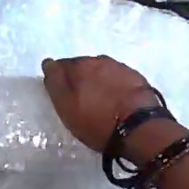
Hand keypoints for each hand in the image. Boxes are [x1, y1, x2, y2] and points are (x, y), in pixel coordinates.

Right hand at [41, 56, 165, 152]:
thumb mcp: (66, 108)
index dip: (57, 78)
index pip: (59, 65)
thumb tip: (48, 64)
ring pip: (100, 70)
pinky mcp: (136, 78)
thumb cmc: (96, 122)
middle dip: (77, 77)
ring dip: (96, 79)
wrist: (139, 129)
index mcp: (78, 66)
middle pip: (81, 65)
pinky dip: (113, 84)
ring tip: (98, 97)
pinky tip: (115, 98)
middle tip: (78, 96)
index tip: (58, 91)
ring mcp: (119, 67)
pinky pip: (117, 77)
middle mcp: (98, 60)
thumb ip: (55, 84)